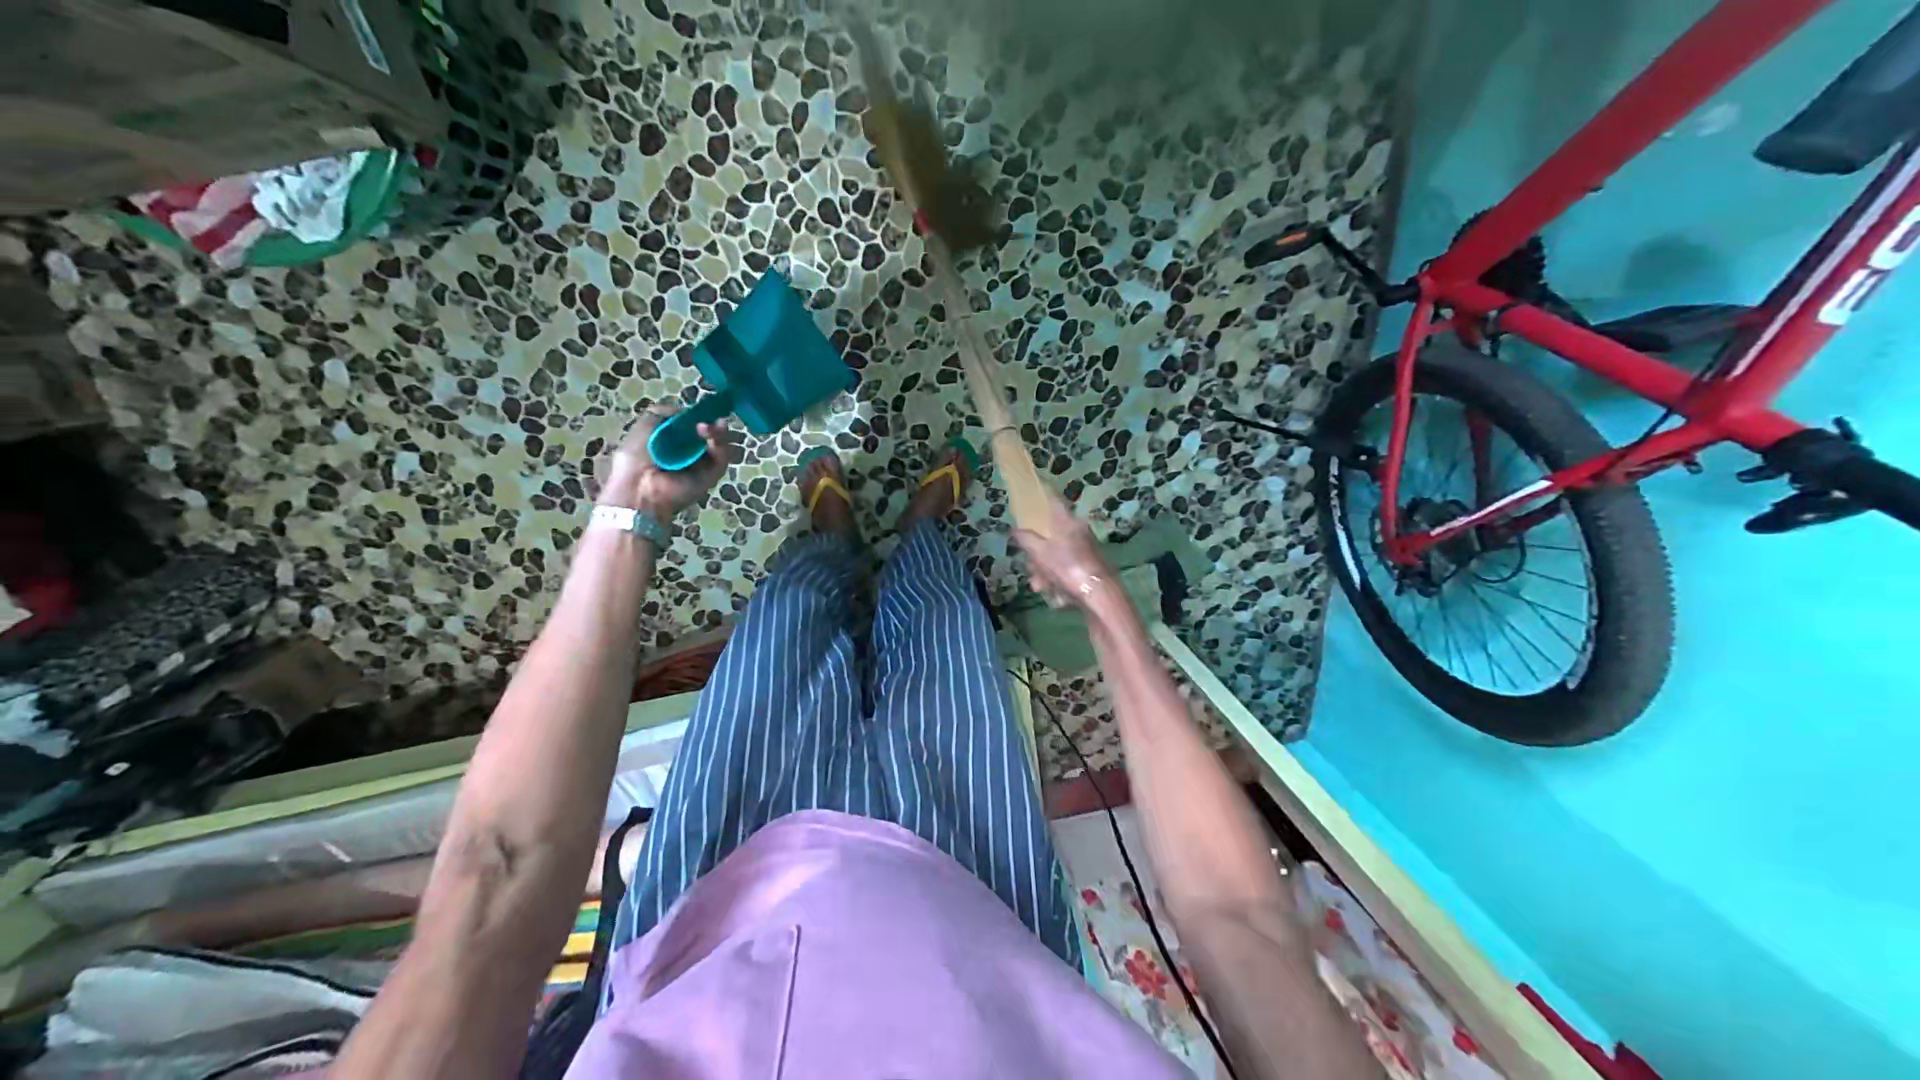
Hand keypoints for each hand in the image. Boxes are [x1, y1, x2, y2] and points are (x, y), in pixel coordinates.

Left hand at [598, 404, 739, 519]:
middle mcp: (689, 453)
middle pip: (709, 433)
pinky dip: (720, 443)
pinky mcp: (712, 475)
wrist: (639, 488)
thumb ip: (663, 412)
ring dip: (716, 431)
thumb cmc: (635, 458)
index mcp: (672, 442)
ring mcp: (703, 465)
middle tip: (706, 417)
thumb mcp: (644, 426)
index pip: (692, 425)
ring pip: (719, 443)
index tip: (697, 409)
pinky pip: (722, 457)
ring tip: (705, 426)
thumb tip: (685, 411)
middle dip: (710, 421)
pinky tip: (709, 432)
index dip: (697, 415)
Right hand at [1012, 496, 1123, 614]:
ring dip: (1044, 570)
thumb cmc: (1067, 567)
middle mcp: (1078, 531)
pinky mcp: (1089, 566)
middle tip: (1030, 566)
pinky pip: (1066, 567)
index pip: (1054, 500)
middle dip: (1036, 553)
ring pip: (1056, 553)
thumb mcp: (1039, 552)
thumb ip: (1025, 538)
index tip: (1032, 493)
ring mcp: (1085, 549)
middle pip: (1051, 534)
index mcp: (1068, 521)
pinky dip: (1057, 578)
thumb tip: (1015, 530)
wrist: (1098, 594)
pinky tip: (1053, 593)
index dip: (1042, 494)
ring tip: (1039, 586)